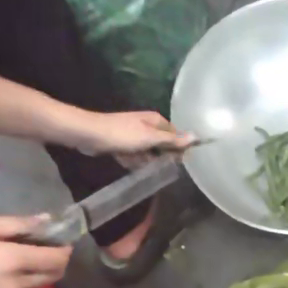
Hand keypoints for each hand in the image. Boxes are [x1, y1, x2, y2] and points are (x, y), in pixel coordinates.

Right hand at [0, 215, 71, 287]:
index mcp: (13, 261)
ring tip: (12, 264)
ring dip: (32, 277)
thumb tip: (46, 221)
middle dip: (52, 264)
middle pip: (51, 277)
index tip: (60, 242)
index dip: (64, 250)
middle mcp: (16, 287)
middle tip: (39, 251)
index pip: (57, 260)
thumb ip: (17, 225)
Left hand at [72, 109, 192, 155]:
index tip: (179, 163)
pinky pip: (134, 156)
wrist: (90, 134)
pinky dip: (131, 160)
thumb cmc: (123, 135)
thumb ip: (173, 139)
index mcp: (156, 120)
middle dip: (160, 157)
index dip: (178, 149)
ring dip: (144, 161)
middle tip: (157, 166)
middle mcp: (147, 125)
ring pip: (148, 153)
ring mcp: (134, 135)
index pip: (175, 135)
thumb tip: (197, 136)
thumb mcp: (151, 138)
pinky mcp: (123, 144)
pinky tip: (126, 162)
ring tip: (137, 163)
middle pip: (162, 145)